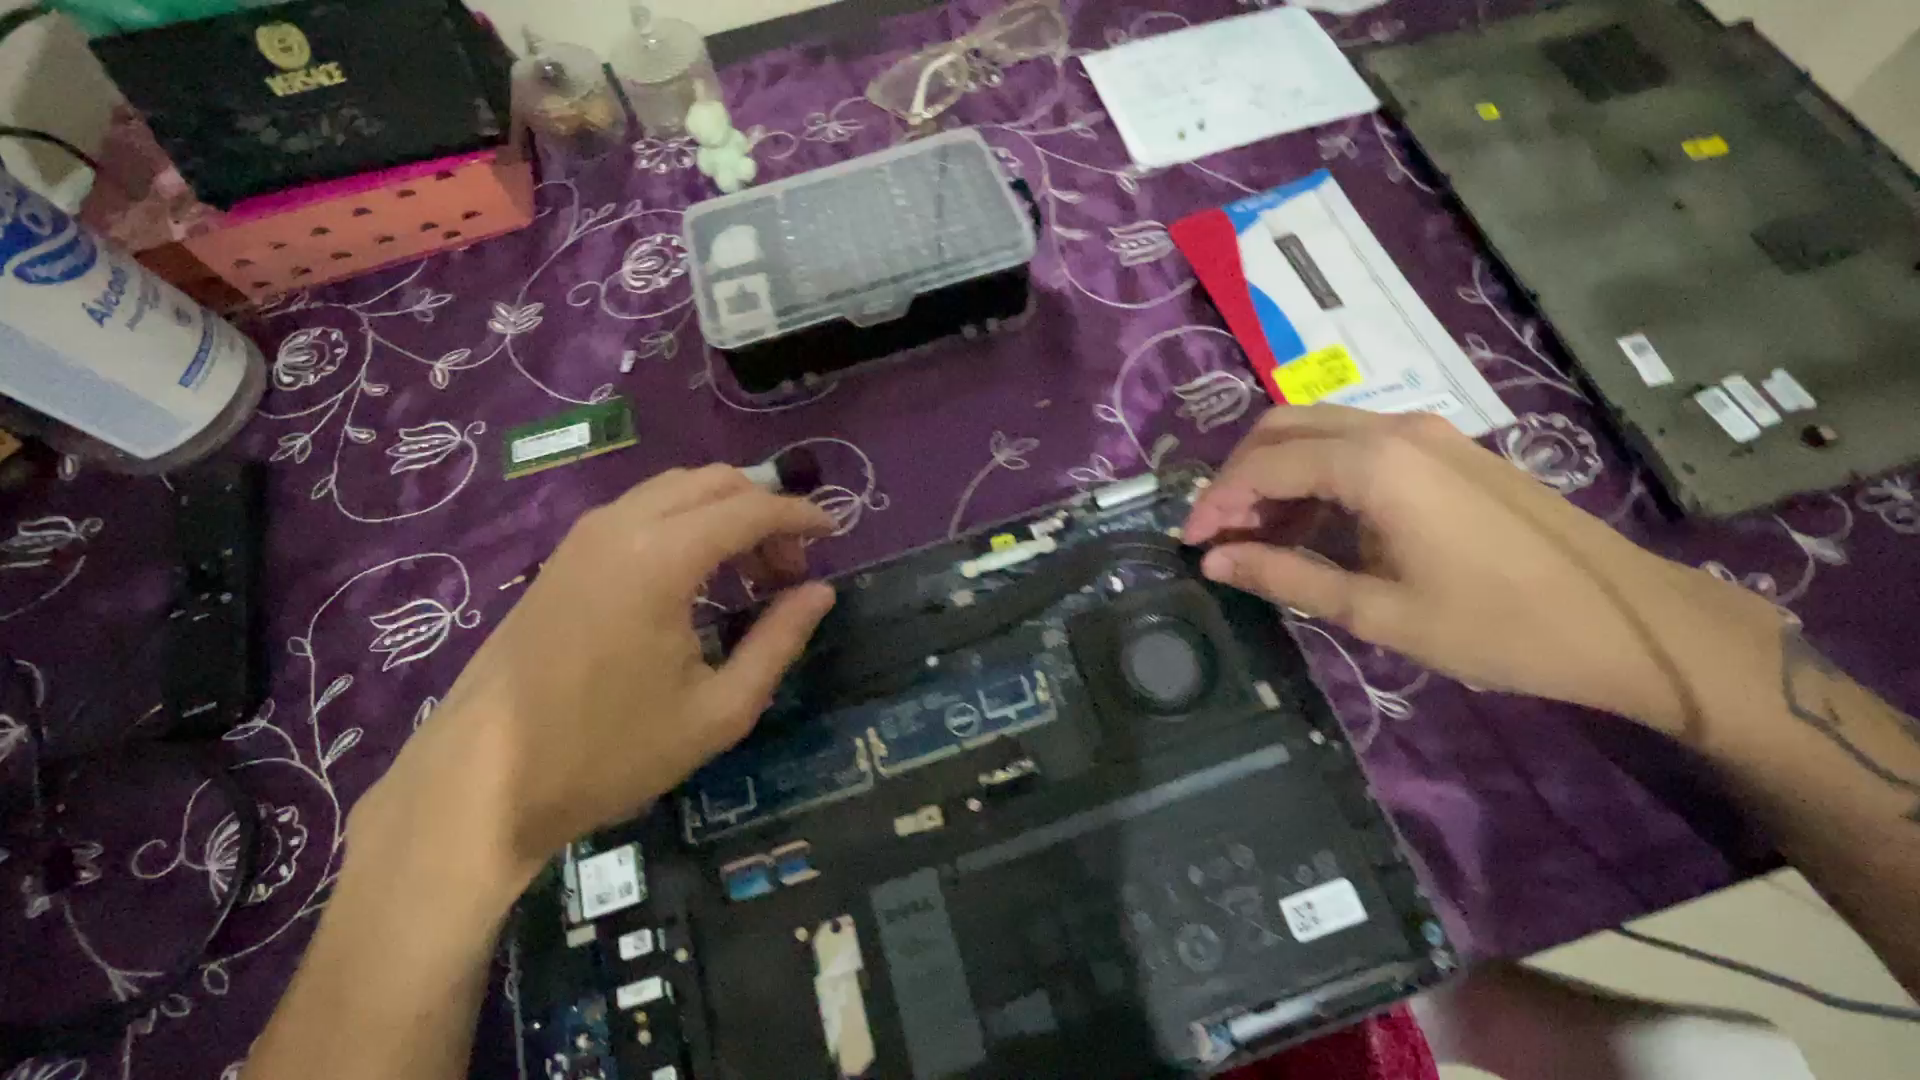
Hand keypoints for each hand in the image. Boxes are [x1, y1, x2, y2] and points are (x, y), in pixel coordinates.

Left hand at [352, 466, 836, 892]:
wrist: (483, 780)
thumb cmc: (610, 753)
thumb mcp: (718, 711)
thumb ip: (778, 642)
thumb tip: (820, 593)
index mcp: (661, 559)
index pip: (751, 508)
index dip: (801, 515)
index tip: (836, 533)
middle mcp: (621, 526)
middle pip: (715, 482)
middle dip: (765, 511)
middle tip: (790, 570)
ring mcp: (585, 536)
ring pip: (676, 490)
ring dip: (724, 514)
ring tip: (749, 575)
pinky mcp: (564, 555)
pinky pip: (642, 510)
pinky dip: (686, 523)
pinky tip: (696, 580)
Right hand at [1183, 405, 1780, 735]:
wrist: (1629, 621)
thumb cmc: (1498, 626)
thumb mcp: (1377, 612)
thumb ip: (1286, 578)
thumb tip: (1214, 563)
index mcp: (1375, 464)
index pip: (1263, 463)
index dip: (1216, 501)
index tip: (1189, 544)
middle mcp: (1394, 428)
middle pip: (1283, 428)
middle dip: (1238, 476)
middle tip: (1219, 534)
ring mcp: (1425, 432)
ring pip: (1318, 430)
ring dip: (1275, 473)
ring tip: (1257, 535)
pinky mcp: (1445, 449)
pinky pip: (1357, 444)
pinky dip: (1316, 474)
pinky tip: (1313, 523)